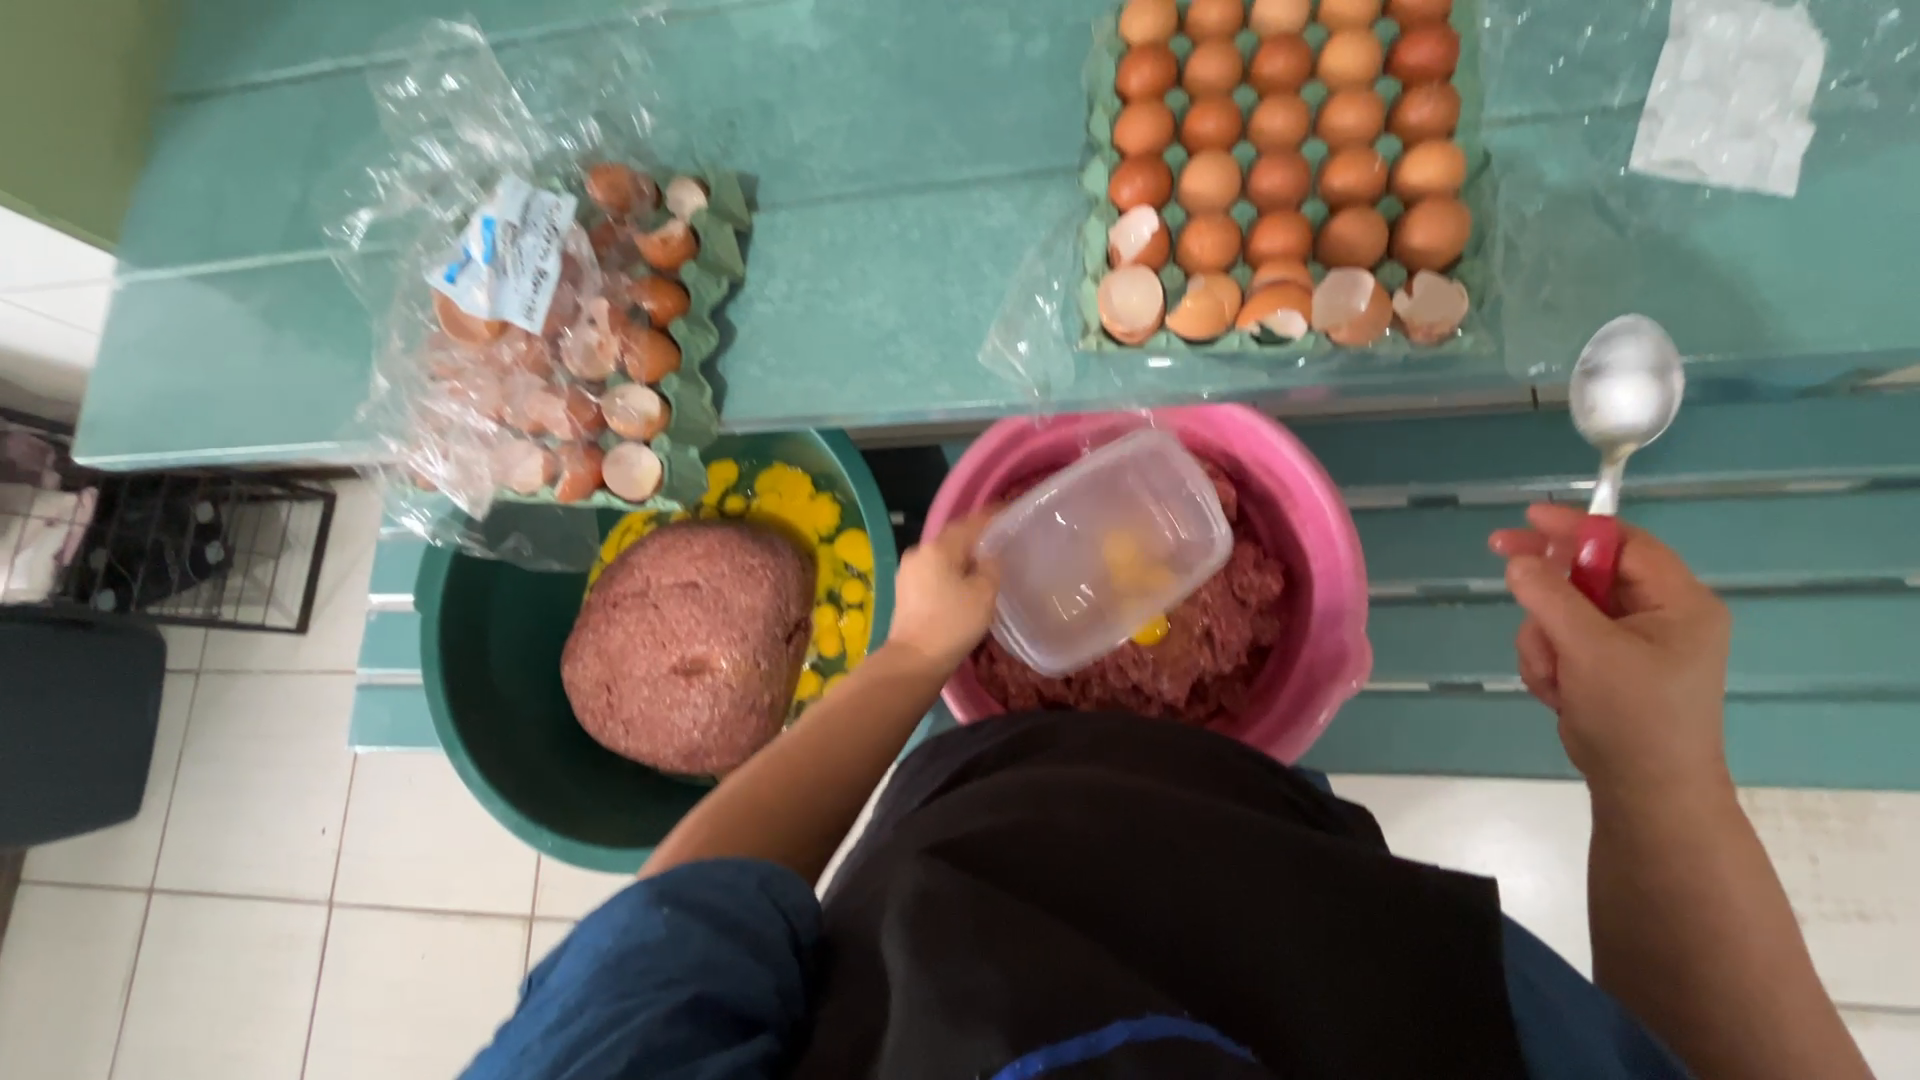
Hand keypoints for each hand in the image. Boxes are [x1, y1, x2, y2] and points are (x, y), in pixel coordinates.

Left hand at [885, 511, 1001, 673]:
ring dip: (961, 555)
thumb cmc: (953, 623)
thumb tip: (988, 557)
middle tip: (999, 538)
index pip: (969, 523)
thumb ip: (991, 567)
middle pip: (952, 537)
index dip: (990, 517)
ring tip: (984, 561)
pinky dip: (950, 570)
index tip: (1008, 512)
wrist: (915, 659)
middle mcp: (918, 552)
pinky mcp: (904, 589)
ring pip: (941, 555)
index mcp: (938, 548)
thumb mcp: (984, 594)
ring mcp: (908, 571)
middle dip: (975, 537)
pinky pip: (933, 570)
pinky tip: (963, 580)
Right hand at [1489, 504, 1732, 798]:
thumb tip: (1518, 561)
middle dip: (1546, 584)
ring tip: (1555, 675)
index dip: (1576, 527)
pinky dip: (1547, 661)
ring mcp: (1629, 642)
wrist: (1644, 786)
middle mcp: (1658, 615)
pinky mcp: (1603, 664)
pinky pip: (1557, 640)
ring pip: (1562, 611)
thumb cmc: (1634, 715)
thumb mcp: (1590, 650)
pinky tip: (1558, 690)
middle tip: (1498, 554)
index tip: (1527, 519)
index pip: (1625, 544)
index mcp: (1680, 603)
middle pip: (1587, 574)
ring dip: (1543, 639)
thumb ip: (1551, 598)